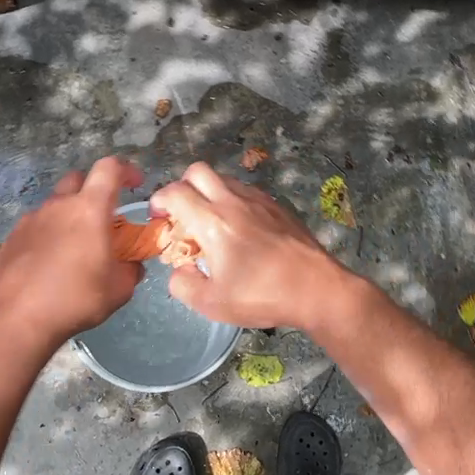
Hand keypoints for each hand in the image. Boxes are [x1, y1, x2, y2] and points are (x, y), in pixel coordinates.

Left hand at [0, 156, 144, 343]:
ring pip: (56, 205)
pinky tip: (50, 262)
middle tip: (103, 218)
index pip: (109, 169)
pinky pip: (37, 225)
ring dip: (70, 216)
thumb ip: (131, 269)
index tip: (136, 184)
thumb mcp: (119, 289)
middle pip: (79, 179)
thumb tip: (132, 264)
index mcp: (89, 210)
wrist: (19, 319)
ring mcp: (32, 219)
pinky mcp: (13, 237)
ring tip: (75, 247)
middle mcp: (59, 205)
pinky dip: (49, 234)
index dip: (126, 170)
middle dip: (94, 191)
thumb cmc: (77, 299)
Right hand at [149, 163, 351, 329]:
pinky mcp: (278, 206)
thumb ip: (183, 285)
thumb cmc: (262, 296)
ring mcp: (259, 200)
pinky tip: (239, 228)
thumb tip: (178, 270)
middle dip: (181, 186)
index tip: (158, 217)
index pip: (175, 193)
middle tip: (181, 212)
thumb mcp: (212, 303)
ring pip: (223, 178)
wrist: (316, 288)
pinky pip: (246, 190)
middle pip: (197, 170)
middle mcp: (233, 202)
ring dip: (208, 191)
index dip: (158, 201)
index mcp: (213, 222)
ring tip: (210, 221)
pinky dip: (233, 200)